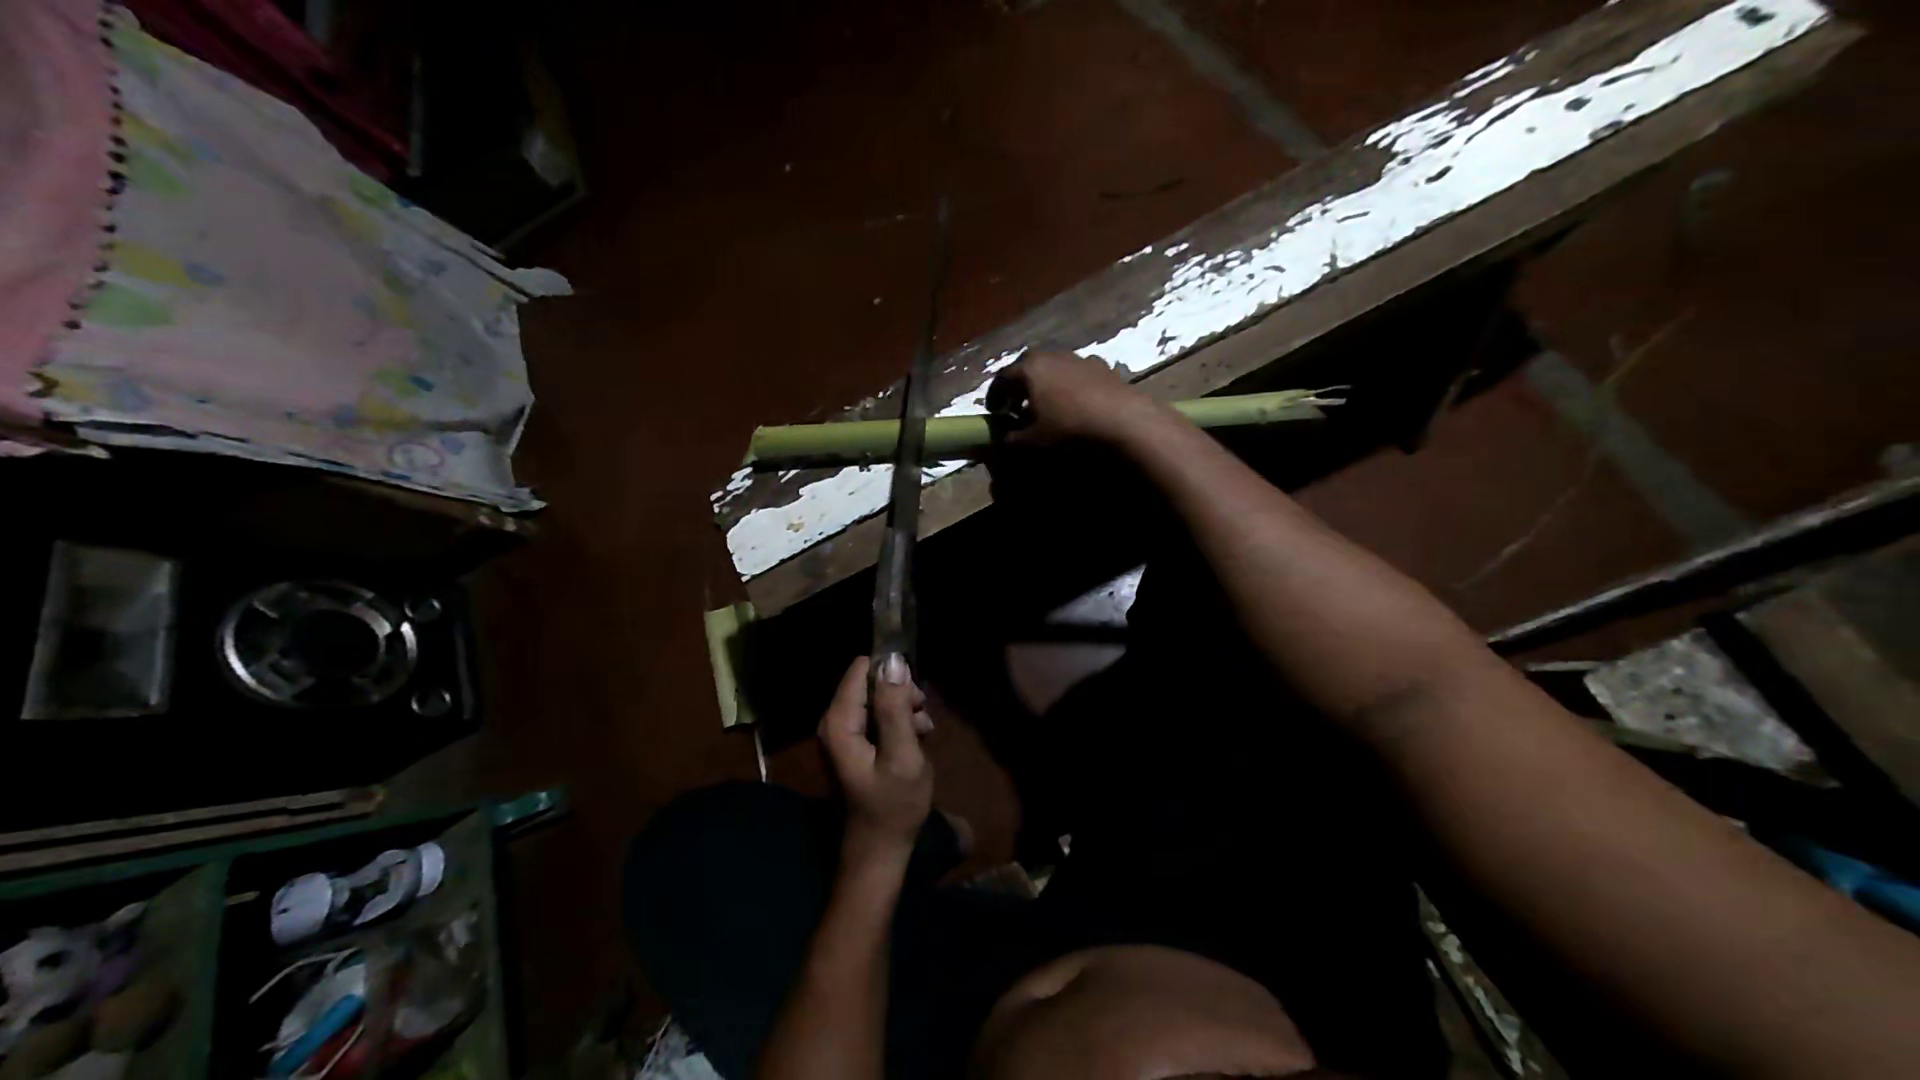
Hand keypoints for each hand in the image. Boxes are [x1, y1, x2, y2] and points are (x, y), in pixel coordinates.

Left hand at [818, 655, 934, 865]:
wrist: (879, 851)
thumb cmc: (893, 806)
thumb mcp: (902, 755)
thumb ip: (895, 708)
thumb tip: (894, 661)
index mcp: (839, 722)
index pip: (861, 669)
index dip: (891, 674)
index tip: (914, 696)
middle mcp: (834, 722)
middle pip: (870, 682)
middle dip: (900, 693)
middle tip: (921, 717)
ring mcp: (843, 734)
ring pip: (877, 699)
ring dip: (904, 709)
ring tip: (923, 732)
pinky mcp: (855, 744)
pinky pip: (878, 717)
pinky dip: (899, 723)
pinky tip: (917, 739)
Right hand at [992, 350, 1172, 446]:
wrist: (1129, 427)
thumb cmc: (1070, 432)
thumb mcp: (1030, 445)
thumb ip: (1008, 441)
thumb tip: (999, 439)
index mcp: (1031, 368)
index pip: (1002, 378)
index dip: (994, 397)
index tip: (994, 414)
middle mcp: (1056, 356)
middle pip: (1031, 369)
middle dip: (1022, 389)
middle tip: (1018, 410)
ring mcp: (1085, 361)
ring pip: (1057, 372)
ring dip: (1048, 389)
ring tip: (1049, 413)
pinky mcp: (1109, 372)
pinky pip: (1080, 380)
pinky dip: (1072, 393)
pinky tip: (1078, 413)